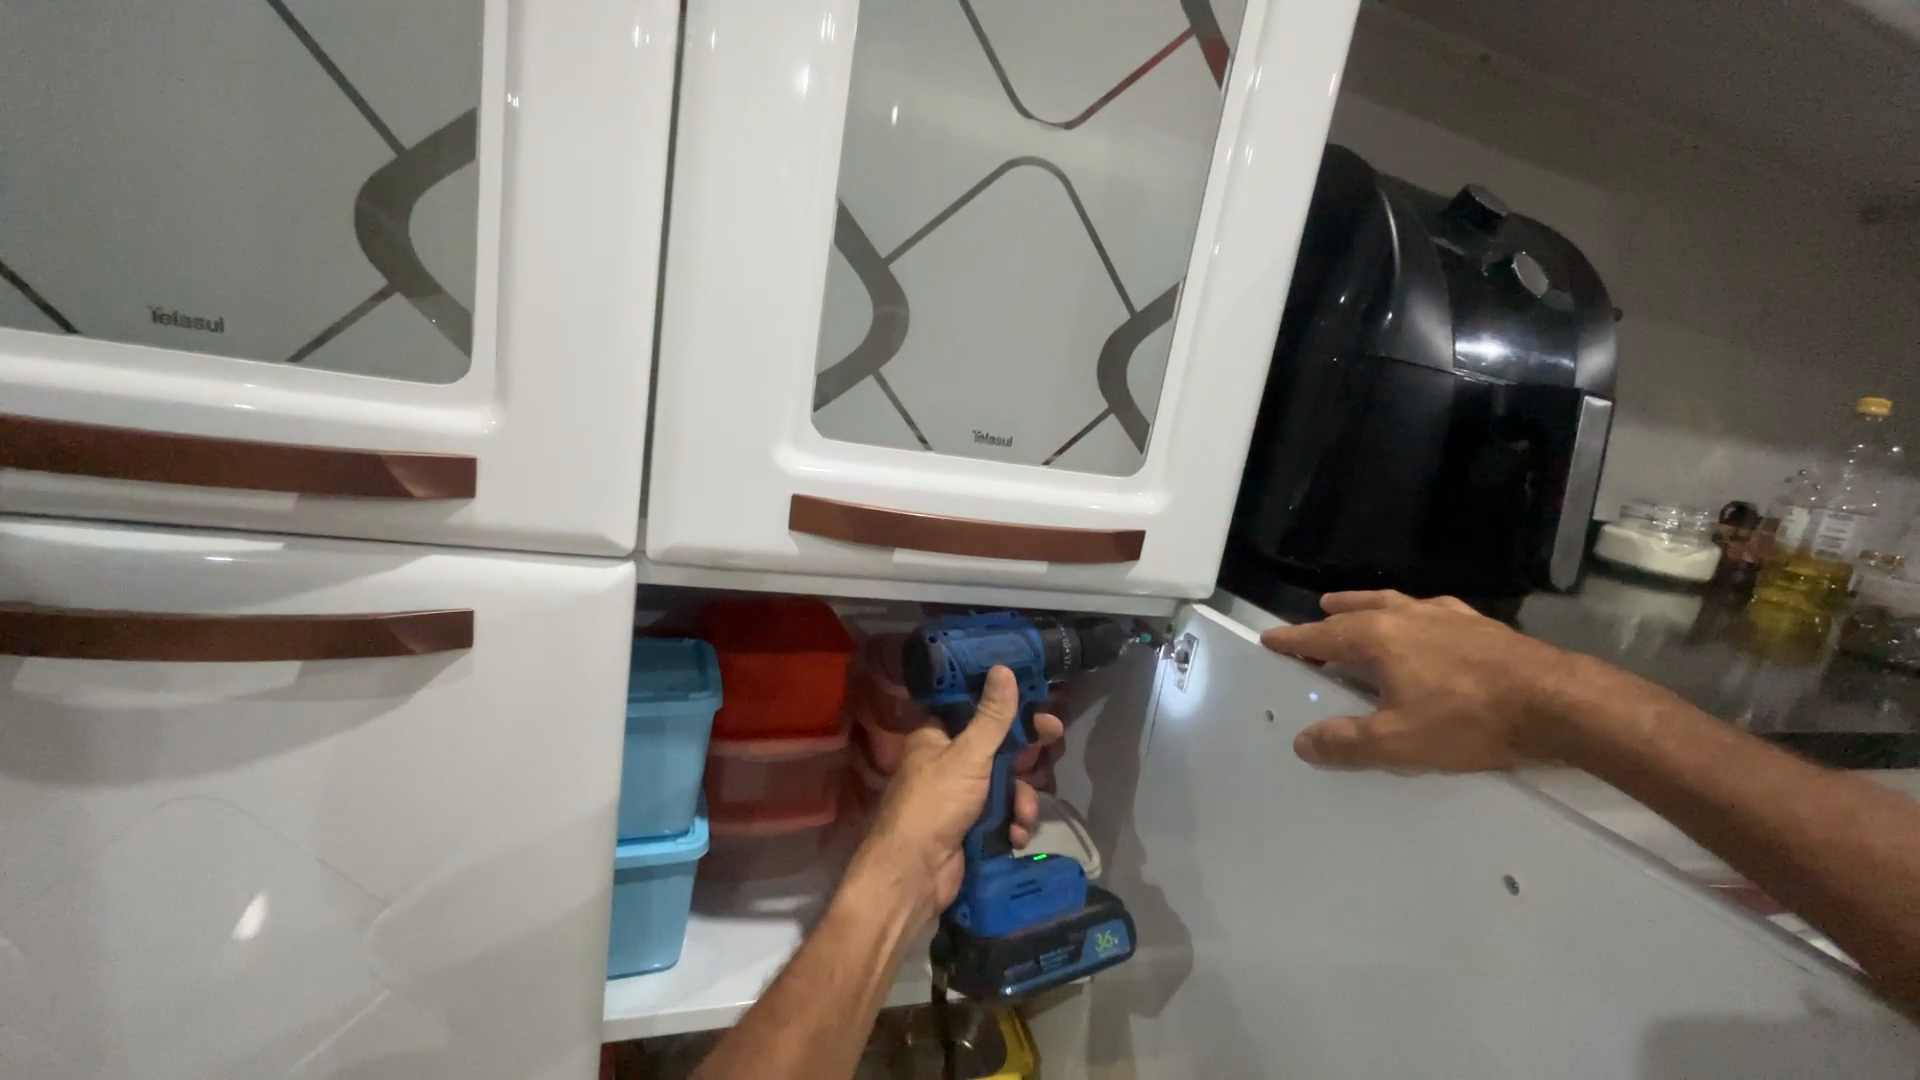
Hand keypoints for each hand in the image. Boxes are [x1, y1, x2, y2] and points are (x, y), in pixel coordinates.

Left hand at [849, 666, 1064, 923]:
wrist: (914, 876)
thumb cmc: (935, 804)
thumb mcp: (968, 755)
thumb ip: (992, 717)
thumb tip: (1004, 668)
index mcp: (935, 737)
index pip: (974, 709)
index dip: (1006, 706)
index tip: (1036, 703)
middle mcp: (946, 762)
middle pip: (996, 748)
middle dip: (1022, 758)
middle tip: (1052, 744)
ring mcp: (959, 797)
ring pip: (1004, 785)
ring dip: (1020, 800)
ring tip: (1023, 817)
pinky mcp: (970, 827)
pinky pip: (1002, 816)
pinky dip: (1013, 825)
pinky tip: (1016, 837)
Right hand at [1259, 590, 1579, 772]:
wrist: (1562, 705)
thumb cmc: (1470, 721)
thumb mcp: (1399, 742)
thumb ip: (1346, 743)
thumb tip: (1302, 743)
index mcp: (1378, 639)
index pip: (1321, 636)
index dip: (1293, 640)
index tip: (1269, 638)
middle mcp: (1406, 617)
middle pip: (1356, 610)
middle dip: (1331, 616)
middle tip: (1315, 617)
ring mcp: (1447, 617)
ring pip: (1395, 602)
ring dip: (1369, 604)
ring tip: (1356, 606)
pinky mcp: (1483, 626)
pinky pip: (1434, 611)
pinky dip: (1417, 614)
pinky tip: (1428, 623)